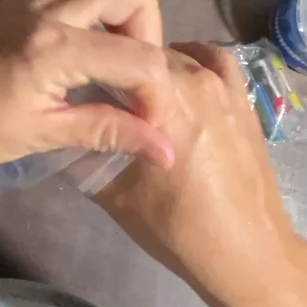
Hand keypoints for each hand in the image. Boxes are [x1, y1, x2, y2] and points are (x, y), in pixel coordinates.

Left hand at [0, 0, 175, 174]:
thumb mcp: (43, 133)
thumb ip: (108, 131)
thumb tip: (167, 150)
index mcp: (57, 48)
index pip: (139, 56)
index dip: (158, 91)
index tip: (150, 120)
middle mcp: (47, 7)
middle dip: (148, 31)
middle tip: (131, 72)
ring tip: (109, 31)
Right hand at [94, 42, 306, 306]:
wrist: (246, 253)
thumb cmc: (175, 225)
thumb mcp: (111, 192)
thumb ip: (84, 149)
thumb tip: (61, 123)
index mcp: (163, 99)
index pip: (119, 53)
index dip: (96, 62)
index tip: (81, 81)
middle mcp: (195, 81)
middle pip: (146, 53)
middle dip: (123, 68)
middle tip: (105, 95)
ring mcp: (225, 87)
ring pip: (178, 55)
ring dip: (156, 66)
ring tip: (141, 92)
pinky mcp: (243, 100)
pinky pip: (213, 61)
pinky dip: (194, 61)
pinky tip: (180, 82)